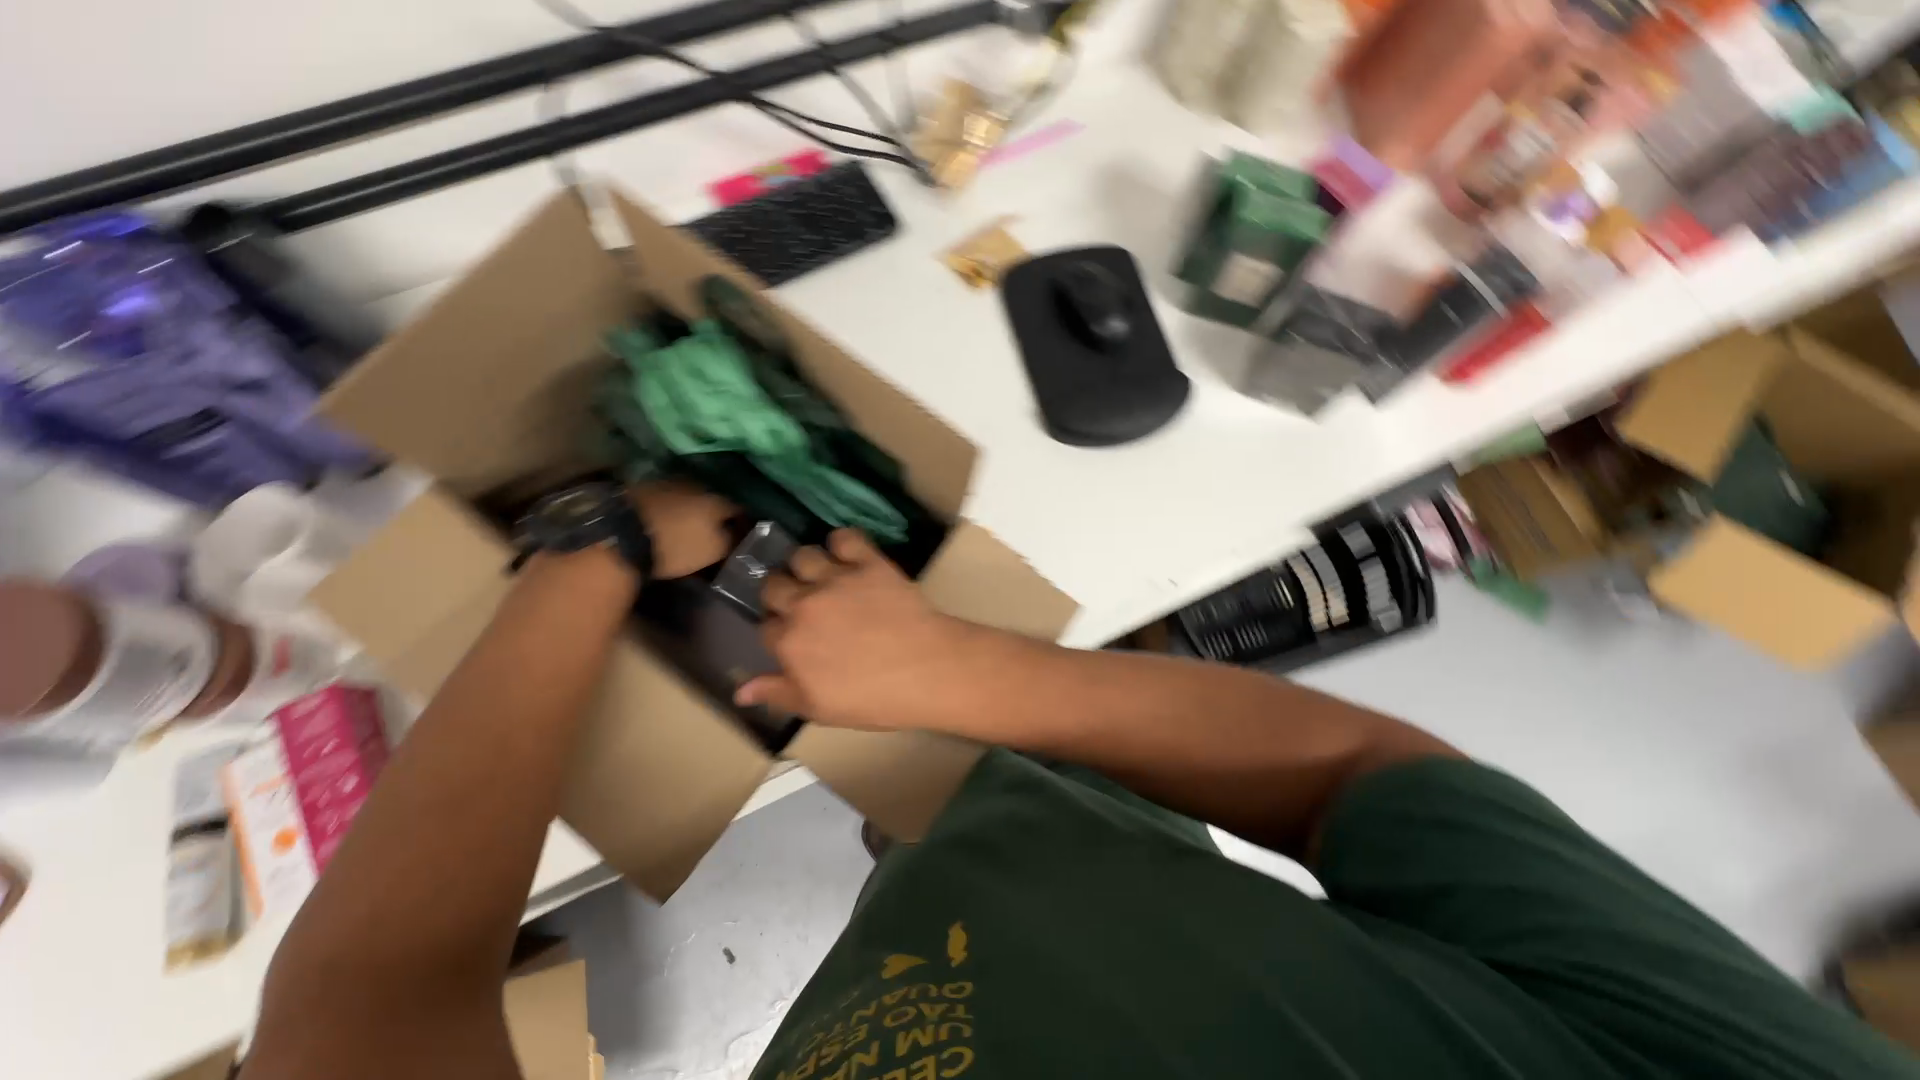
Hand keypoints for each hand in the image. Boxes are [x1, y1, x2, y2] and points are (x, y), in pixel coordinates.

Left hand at [628, 481, 735, 579]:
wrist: (622, 532)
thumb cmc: (676, 545)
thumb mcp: (713, 550)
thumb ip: (733, 539)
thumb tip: (740, 530)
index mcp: (720, 498)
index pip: (743, 509)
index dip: (744, 523)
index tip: (742, 536)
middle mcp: (701, 483)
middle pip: (717, 498)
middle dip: (720, 513)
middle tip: (718, 530)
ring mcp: (672, 481)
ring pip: (694, 495)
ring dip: (696, 507)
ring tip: (692, 524)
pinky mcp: (649, 485)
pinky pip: (672, 496)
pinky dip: (676, 506)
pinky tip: (671, 518)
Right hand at [736, 530, 974, 731]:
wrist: (928, 671)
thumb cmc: (874, 699)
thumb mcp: (819, 709)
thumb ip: (778, 693)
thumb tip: (740, 690)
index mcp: (789, 642)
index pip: (766, 626)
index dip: (778, 630)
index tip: (793, 637)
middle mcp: (804, 604)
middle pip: (774, 584)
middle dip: (782, 592)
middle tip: (803, 603)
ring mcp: (837, 579)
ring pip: (803, 556)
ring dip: (807, 565)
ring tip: (822, 576)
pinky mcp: (869, 563)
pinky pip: (844, 538)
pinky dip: (844, 543)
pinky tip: (849, 555)